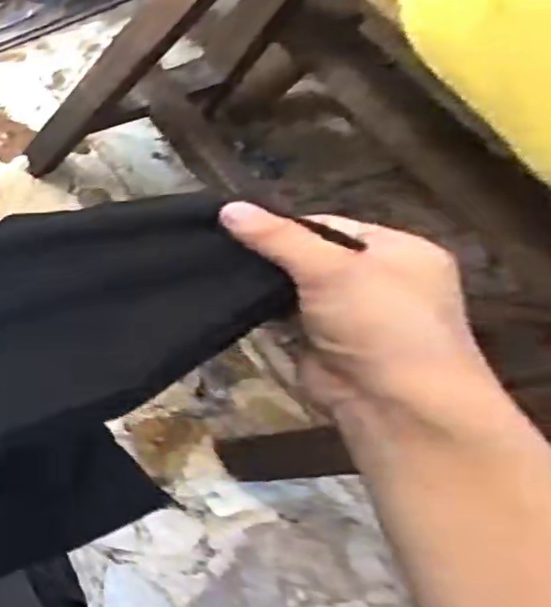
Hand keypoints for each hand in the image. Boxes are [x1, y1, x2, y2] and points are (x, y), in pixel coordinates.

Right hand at [219, 202, 490, 413]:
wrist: (391, 398)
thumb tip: (226, 207)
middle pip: (304, 254)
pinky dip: (252, 308)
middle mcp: (374, 277)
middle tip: (212, 251)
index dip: (280, 226)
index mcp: (398, 251)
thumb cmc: (380, 324)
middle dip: (261, 255)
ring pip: (286, 285)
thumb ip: (278, 239)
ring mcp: (343, 309)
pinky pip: (275, 312)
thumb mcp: (332, 270)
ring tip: (208, 273)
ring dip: (254, 284)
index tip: (231, 230)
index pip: (327, 226)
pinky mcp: (314, 335)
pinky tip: (221, 301)